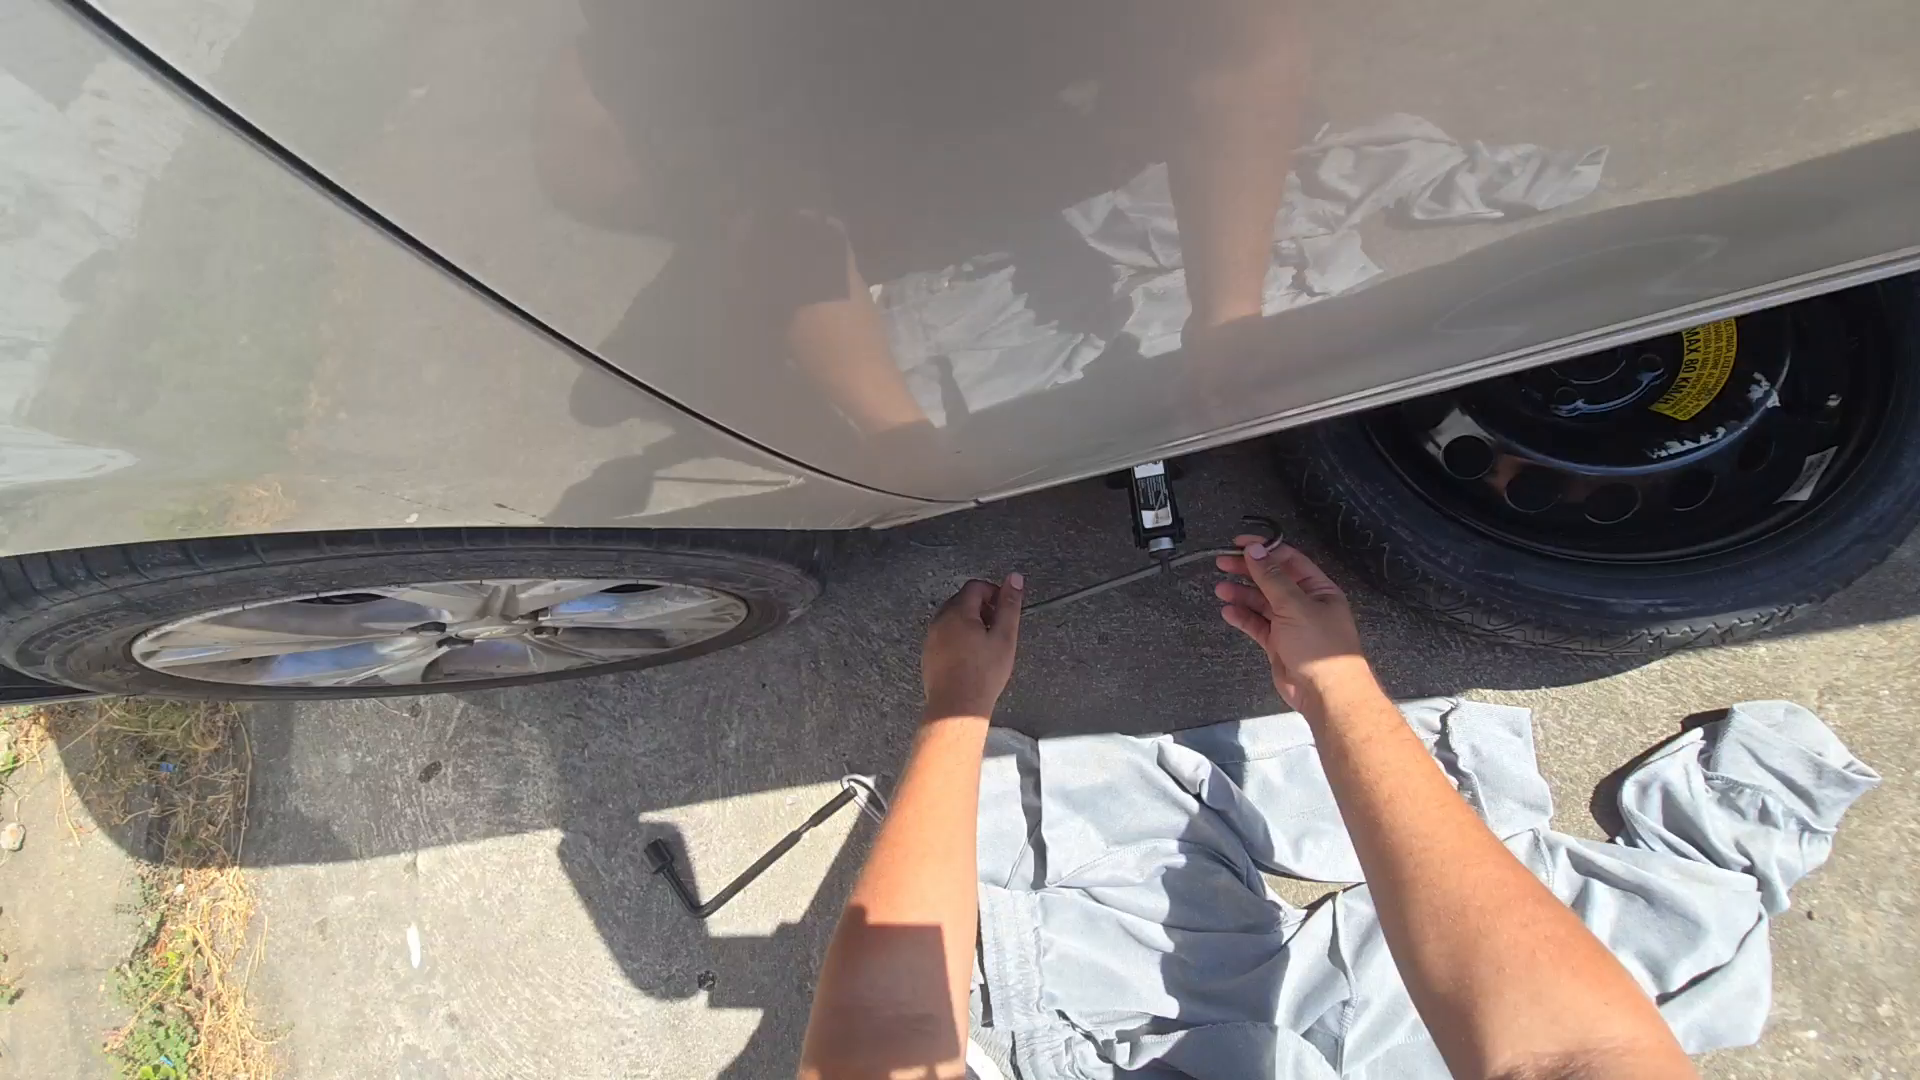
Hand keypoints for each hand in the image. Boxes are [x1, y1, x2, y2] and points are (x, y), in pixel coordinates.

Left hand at [921, 575, 1023, 720]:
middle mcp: (940, 620)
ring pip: (953, 619)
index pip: (976, 586)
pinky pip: (945, 636)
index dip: (994, 593)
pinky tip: (971, 658)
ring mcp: (932, 637)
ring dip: (970, 623)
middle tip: (997, 628)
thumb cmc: (981, 675)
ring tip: (986, 645)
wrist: (957, 707)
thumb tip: (1014, 579)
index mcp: (958, 612)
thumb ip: (1009, 605)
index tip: (1003, 608)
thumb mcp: (1005, 636)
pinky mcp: (929, 654)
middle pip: (963, 601)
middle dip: (983, 608)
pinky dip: (958, 638)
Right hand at [1214, 537, 1372, 705]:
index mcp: (1318, 589)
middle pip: (1271, 579)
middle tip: (1223, 563)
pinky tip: (1228, 611)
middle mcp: (1305, 604)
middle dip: (1247, 570)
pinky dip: (1242, 617)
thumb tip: (1256, 551)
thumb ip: (1272, 577)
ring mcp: (1291, 624)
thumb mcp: (1295, 605)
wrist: (1325, 693)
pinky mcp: (1278, 643)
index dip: (1264, 549)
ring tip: (1221, 589)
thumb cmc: (1321, 649)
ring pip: (1261, 602)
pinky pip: (1257, 624)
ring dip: (1241, 594)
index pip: (1288, 560)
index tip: (1240, 544)